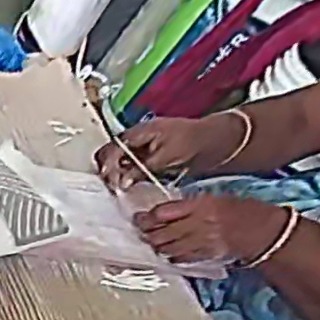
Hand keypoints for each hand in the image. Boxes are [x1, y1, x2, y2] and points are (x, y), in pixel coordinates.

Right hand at [95, 115, 243, 187]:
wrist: (212, 140)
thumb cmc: (193, 141)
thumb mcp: (166, 156)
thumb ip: (141, 169)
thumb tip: (121, 182)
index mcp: (140, 132)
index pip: (112, 148)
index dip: (107, 164)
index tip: (111, 178)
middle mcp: (134, 139)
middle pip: (107, 155)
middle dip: (106, 170)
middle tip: (113, 184)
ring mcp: (135, 149)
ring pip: (112, 163)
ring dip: (113, 176)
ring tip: (120, 187)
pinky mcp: (139, 159)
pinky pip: (122, 169)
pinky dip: (121, 178)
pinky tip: (127, 184)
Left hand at [134, 195, 289, 264]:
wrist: (264, 231)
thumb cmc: (241, 211)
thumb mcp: (216, 200)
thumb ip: (188, 207)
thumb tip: (159, 214)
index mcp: (203, 205)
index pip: (163, 213)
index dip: (147, 217)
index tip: (140, 218)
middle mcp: (199, 223)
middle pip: (159, 233)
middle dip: (147, 234)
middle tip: (144, 232)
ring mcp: (200, 241)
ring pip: (164, 248)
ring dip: (157, 246)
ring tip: (158, 241)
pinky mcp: (202, 255)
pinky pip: (176, 258)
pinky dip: (170, 255)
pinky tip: (173, 250)